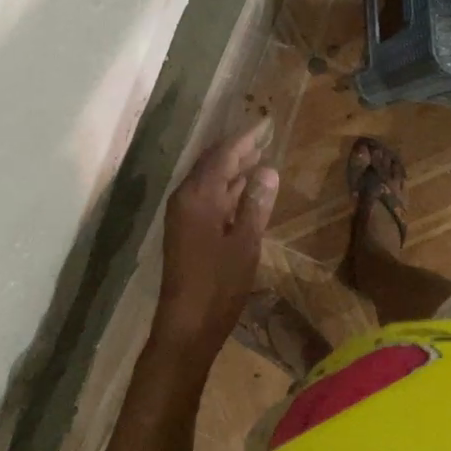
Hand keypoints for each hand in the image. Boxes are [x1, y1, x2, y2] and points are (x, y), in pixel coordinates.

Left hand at [154, 120, 280, 351]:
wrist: (185, 326)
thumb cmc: (218, 286)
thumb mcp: (245, 245)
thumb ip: (255, 205)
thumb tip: (268, 170)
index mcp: (197, 196)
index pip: (223, 155)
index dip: (245, 139)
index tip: (266, 124)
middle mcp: (185, 197)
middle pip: (212, 163)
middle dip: (238, 150)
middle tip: (265, 137)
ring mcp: (182, 214)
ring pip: (209, 180)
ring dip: (233, 168)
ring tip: (259, 157)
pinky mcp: (185, 229)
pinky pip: (207, 196)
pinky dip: (226, 189)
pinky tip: (244, 190)